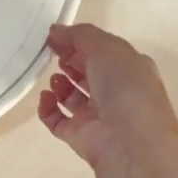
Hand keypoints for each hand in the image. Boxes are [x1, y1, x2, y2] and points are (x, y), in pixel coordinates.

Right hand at [37, 23, 177, 168]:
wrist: (131, 145)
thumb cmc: (126, 91)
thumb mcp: (109, 50)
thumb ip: (81, 36)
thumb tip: (55, 31)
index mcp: (129, 69)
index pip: (101, 51)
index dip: (78, 42)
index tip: (54, 37)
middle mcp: (115, 92)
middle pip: (87, 73)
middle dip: (69, 62)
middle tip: (50, 55)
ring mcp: (97, 116)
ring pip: (72, 97)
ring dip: (59, 85)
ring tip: (53, 80)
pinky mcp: (79, 137)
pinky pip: (58, 121)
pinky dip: (48, 109)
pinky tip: (45, 99)